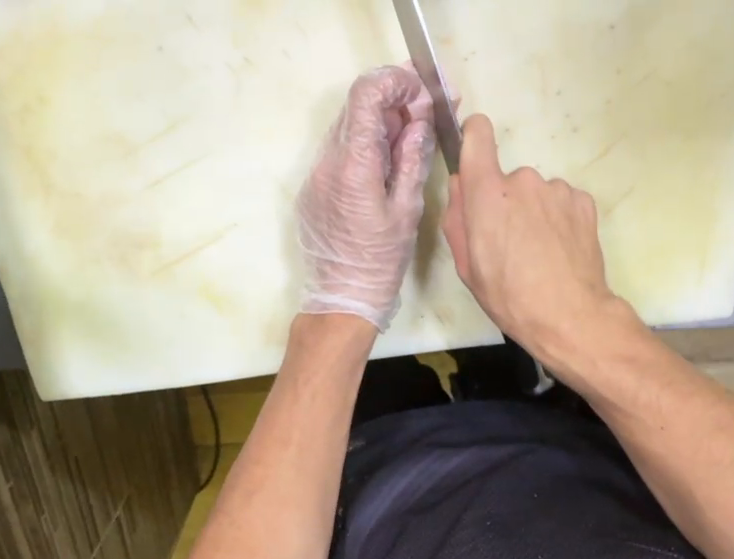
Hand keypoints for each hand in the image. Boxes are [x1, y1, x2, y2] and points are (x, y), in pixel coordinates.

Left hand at [296, 66, 434, 330]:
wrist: (341, 301)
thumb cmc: (380, 263)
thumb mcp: (407, 210)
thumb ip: (412, 158)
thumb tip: (419, 119)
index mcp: (353, 166)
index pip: (366, 93)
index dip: (395, 82)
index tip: (420, 94)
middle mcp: (326, 164)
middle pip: (355, 107)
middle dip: (391, 103)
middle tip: (422, 117)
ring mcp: (314, 178)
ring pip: (345, 130)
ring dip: (377, 127)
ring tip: (405, 146)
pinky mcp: (311, 192)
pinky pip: (336, 155)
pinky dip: (361, 150)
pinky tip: (381, 171)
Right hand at [443, 115, 628, 362]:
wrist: (569, 315)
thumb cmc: (509, 297)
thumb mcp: (467, 267)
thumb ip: (457, 219)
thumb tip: (460, 185)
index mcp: (487, 194)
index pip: (477, 135)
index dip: (473, 139)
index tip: (475, 154)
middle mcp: (523, 180)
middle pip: (506, 181)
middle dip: (505, 205)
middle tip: (509, 246)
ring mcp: (557, 189)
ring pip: (536, 194)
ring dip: (533, 215)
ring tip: (538, 255)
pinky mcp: (583, 201)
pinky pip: (561, 203)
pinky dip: (557, 222)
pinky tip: (558, 252)